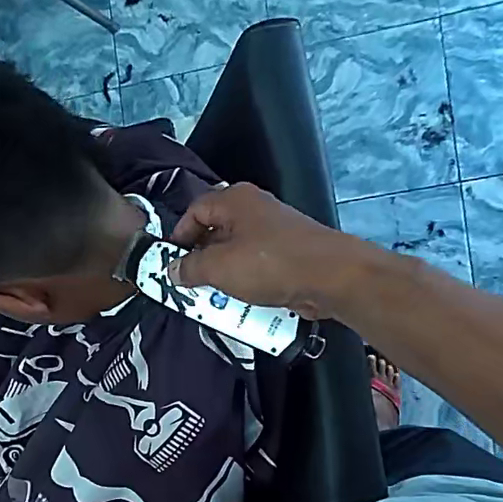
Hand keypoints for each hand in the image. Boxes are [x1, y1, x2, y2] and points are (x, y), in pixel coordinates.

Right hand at [167, 183, 375, 319]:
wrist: (331, 276)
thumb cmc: (270, 264)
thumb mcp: (220, 267)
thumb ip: (190, 268)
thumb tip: (172, 270)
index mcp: (235, 200)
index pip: (195, 211)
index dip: (180, 236)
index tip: (171, 263)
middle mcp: (255, 209)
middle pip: (216, 231)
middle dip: (202, 260)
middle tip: (191, 284)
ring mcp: (275, 230)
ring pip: (237, 252)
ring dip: (225, 275)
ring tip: (215, 298)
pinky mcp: (290, 253)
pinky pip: (258, 266)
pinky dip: (248, 282)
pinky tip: (244, 301)